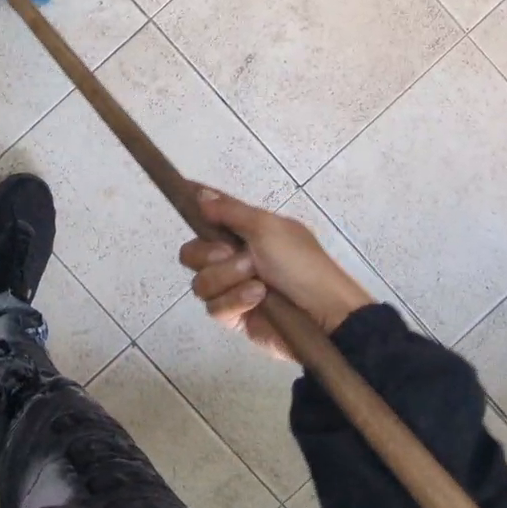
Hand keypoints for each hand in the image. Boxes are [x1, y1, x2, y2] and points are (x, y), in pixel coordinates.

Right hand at [179, 185, 371, 361]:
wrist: (326, 316)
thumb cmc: (301, 264)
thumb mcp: (268, 228)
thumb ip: (229, 211)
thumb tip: (199, 192)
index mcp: (245, 232)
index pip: (211, 212)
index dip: (195, 204)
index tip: (180, 191)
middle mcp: (233, 257)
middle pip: (192, 252)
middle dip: (208, 254)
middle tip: (230, 253)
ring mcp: (232, 288)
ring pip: (200, 282)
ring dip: (228, 278)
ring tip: (257, 282)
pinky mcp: (233, 316)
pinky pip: (214, 307)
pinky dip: (236, 301)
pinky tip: (259, 299)